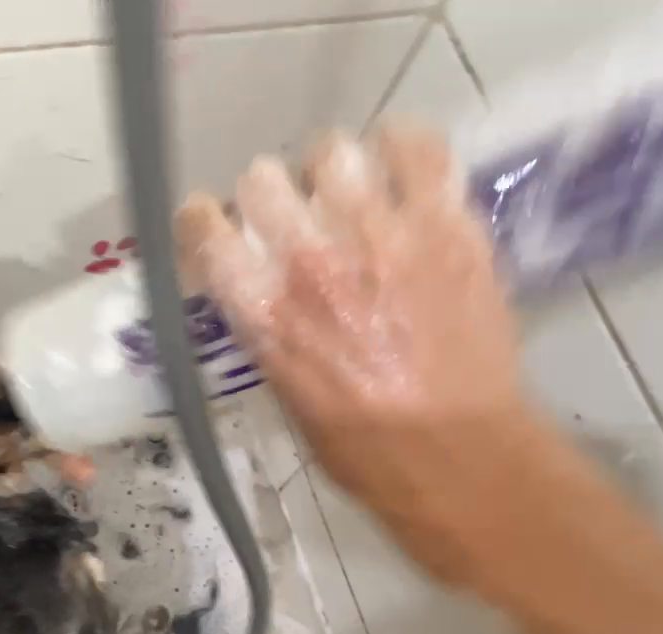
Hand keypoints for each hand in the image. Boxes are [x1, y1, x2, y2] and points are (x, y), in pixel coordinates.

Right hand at [176, 125, 537, 579]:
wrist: (458, 457)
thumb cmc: (364, 449)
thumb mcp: (287, 397)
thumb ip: (270, 333)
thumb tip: (268, 297)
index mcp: (265, 314)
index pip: (205, 228)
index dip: (204, 223)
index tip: (216, 230)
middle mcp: (312, 262)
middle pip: (261, 178)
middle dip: (269, 200)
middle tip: (292, 223)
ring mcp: (382, 235)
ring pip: (332, 151)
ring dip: (331, 174)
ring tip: (349, 199)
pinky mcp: (445, 224)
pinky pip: (415, 146)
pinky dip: (401, 149)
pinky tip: (399, 175)